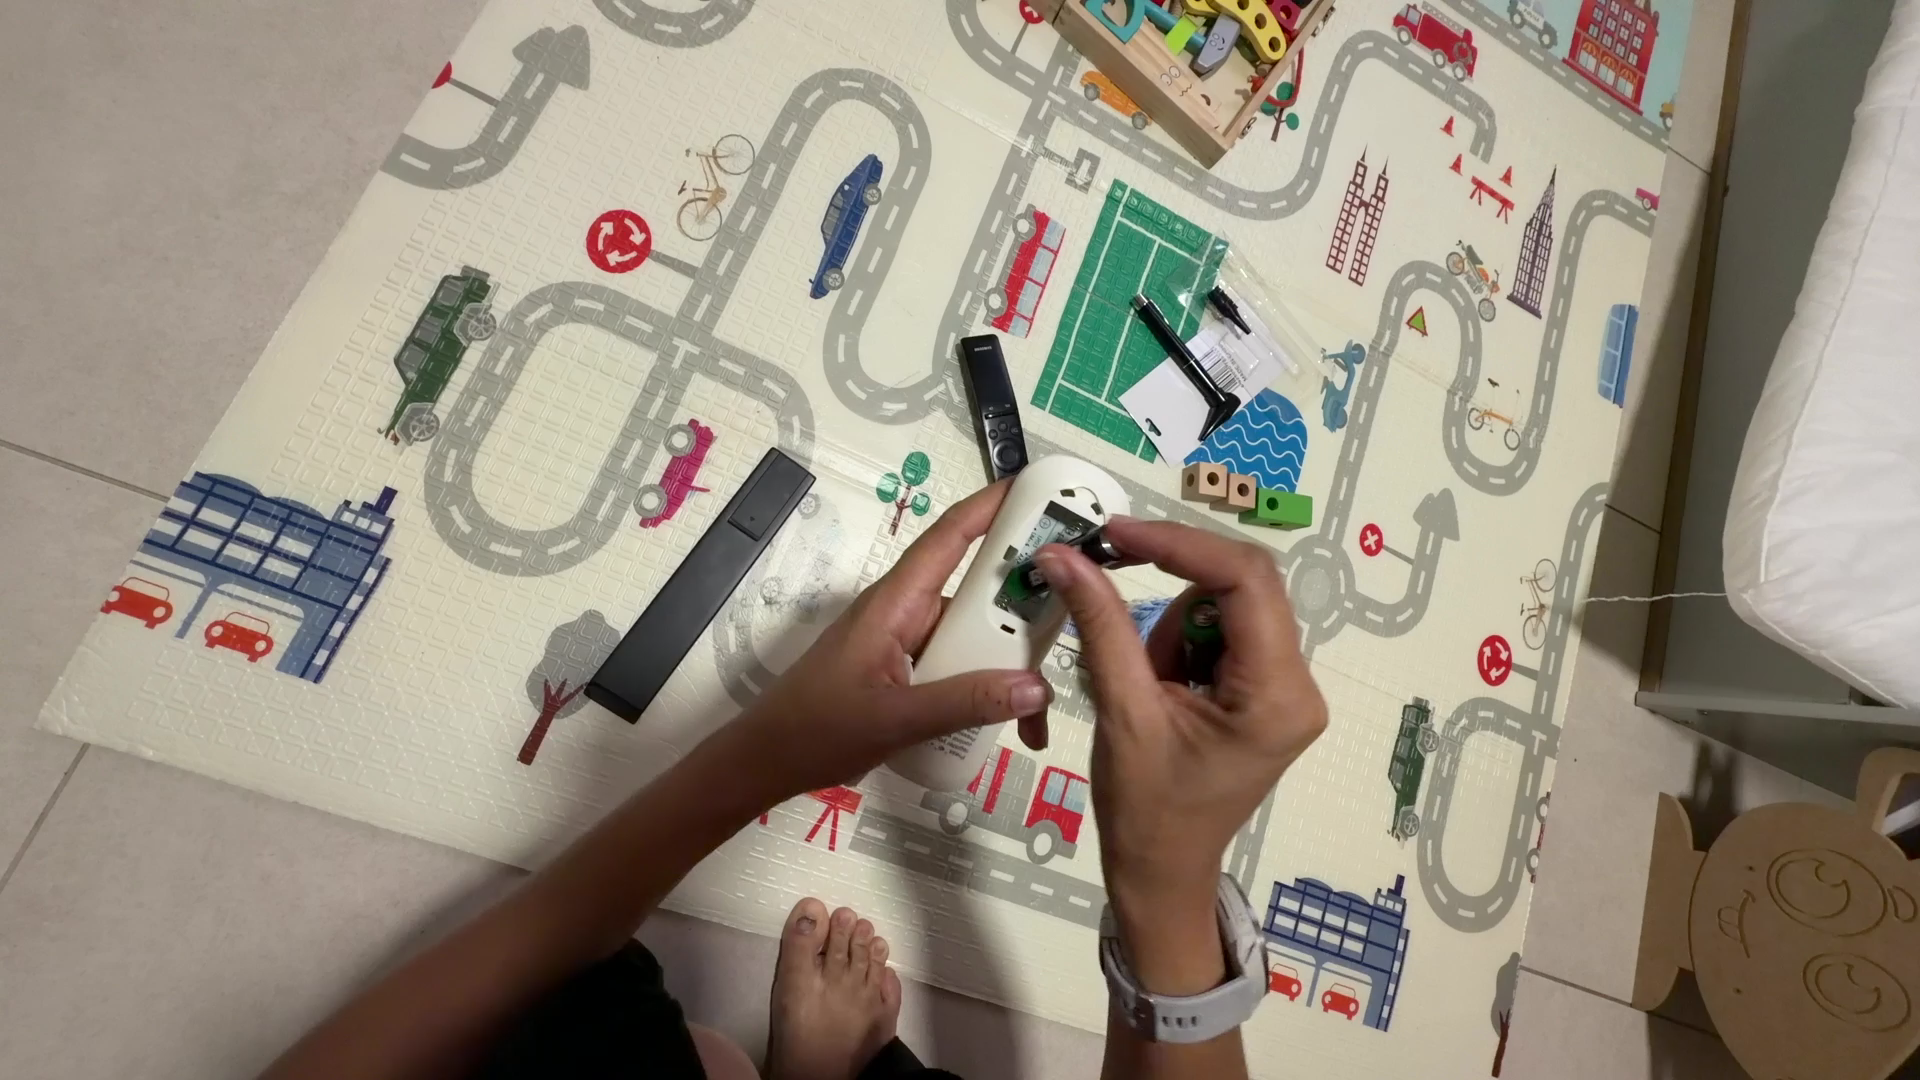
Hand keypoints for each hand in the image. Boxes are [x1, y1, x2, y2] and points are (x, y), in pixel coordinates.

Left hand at [729, 480, 1052, 803]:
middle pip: (975, 591)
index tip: (1040, 490)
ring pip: (972, 635)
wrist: (768, 762)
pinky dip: (986, 689)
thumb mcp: (895, 718)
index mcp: (897, 602)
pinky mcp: (909, 672)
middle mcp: (908, 613)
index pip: (950, 537)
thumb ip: (965, 702)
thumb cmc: (817, 729)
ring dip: (1007, 663)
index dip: (992, 506)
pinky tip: (1008, 724)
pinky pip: (959, 667)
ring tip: (1039, 707)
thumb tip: (1037, 687)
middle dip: (1022, 605)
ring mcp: (909, 643)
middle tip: (1071, 624)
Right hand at [1035, 520, 1324, 991]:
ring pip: (1222, 605)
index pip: (1244, 582)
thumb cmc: (1144, 809)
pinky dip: (1174, 641)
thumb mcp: (1121, 710)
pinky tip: (1157, 687)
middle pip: (1239, 586)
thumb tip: (1064, 555)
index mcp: (1277, 693)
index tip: (1115, 533)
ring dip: (1168, 625)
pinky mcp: (1260, 690)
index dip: (1179, 544)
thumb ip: (1099, 624)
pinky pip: (1217, 631)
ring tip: (1143, 685)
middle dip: (1171, 581)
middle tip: (1110, 577)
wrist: (1160, 872)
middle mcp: (1296, 681)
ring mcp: (1282, 686)